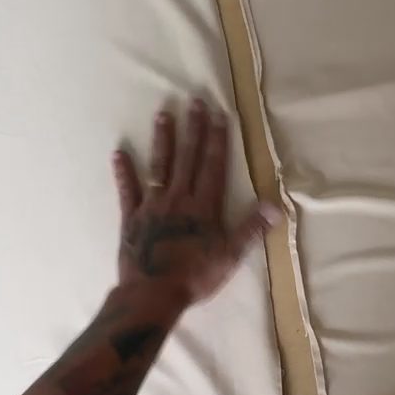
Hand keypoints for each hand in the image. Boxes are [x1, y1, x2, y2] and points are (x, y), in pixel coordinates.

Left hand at [111, 98, 278, 308]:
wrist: (152, 294)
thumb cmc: (195, 276)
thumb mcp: (230, 255)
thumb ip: (251, 228)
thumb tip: (276, 205)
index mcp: (204, 206)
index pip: (213, 166)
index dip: (217, 139)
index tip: (218, 114)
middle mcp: (179, 198)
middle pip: (187, 158)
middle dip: (192, 129)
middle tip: (193, 100)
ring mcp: (152, 206)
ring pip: (159, 166)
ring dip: (162, 140)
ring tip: (163, 114)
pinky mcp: (131, 218)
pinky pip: (127, 191)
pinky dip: (123, 172)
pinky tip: (118, 153)